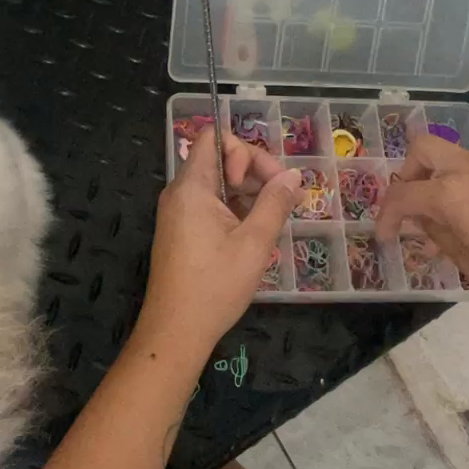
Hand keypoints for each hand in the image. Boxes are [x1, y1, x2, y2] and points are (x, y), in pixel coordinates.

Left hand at [137, 128, 300, 356]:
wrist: (175, 332)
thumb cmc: (214, 286)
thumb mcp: (254, 244)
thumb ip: (275, 204)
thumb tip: (293, 175)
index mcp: (191, 187)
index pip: (214, 137)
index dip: (244, 150)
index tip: (261, 183)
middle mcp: (180, 192)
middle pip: (218, 158)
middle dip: (253, 171)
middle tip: (280, 200)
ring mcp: (178, 212)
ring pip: (217, 183)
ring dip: (248, 192)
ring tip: (272, 219)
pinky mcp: (181, 231)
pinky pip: (210, 204)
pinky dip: (234, 209)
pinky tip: (254, 233)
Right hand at [374, 135, 468, 304]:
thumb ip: (439, 238)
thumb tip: (421, 225)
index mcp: (449, 193)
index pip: (402, 196)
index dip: (386, 218)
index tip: (384, 240)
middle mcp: (464, 170)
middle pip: (420, 149)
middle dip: (406, 174)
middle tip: (411, 208)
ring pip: (445, 155)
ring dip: (432, 178)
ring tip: (439, 219)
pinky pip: (466, 168)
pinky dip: (454, 184)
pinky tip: (467, 219)